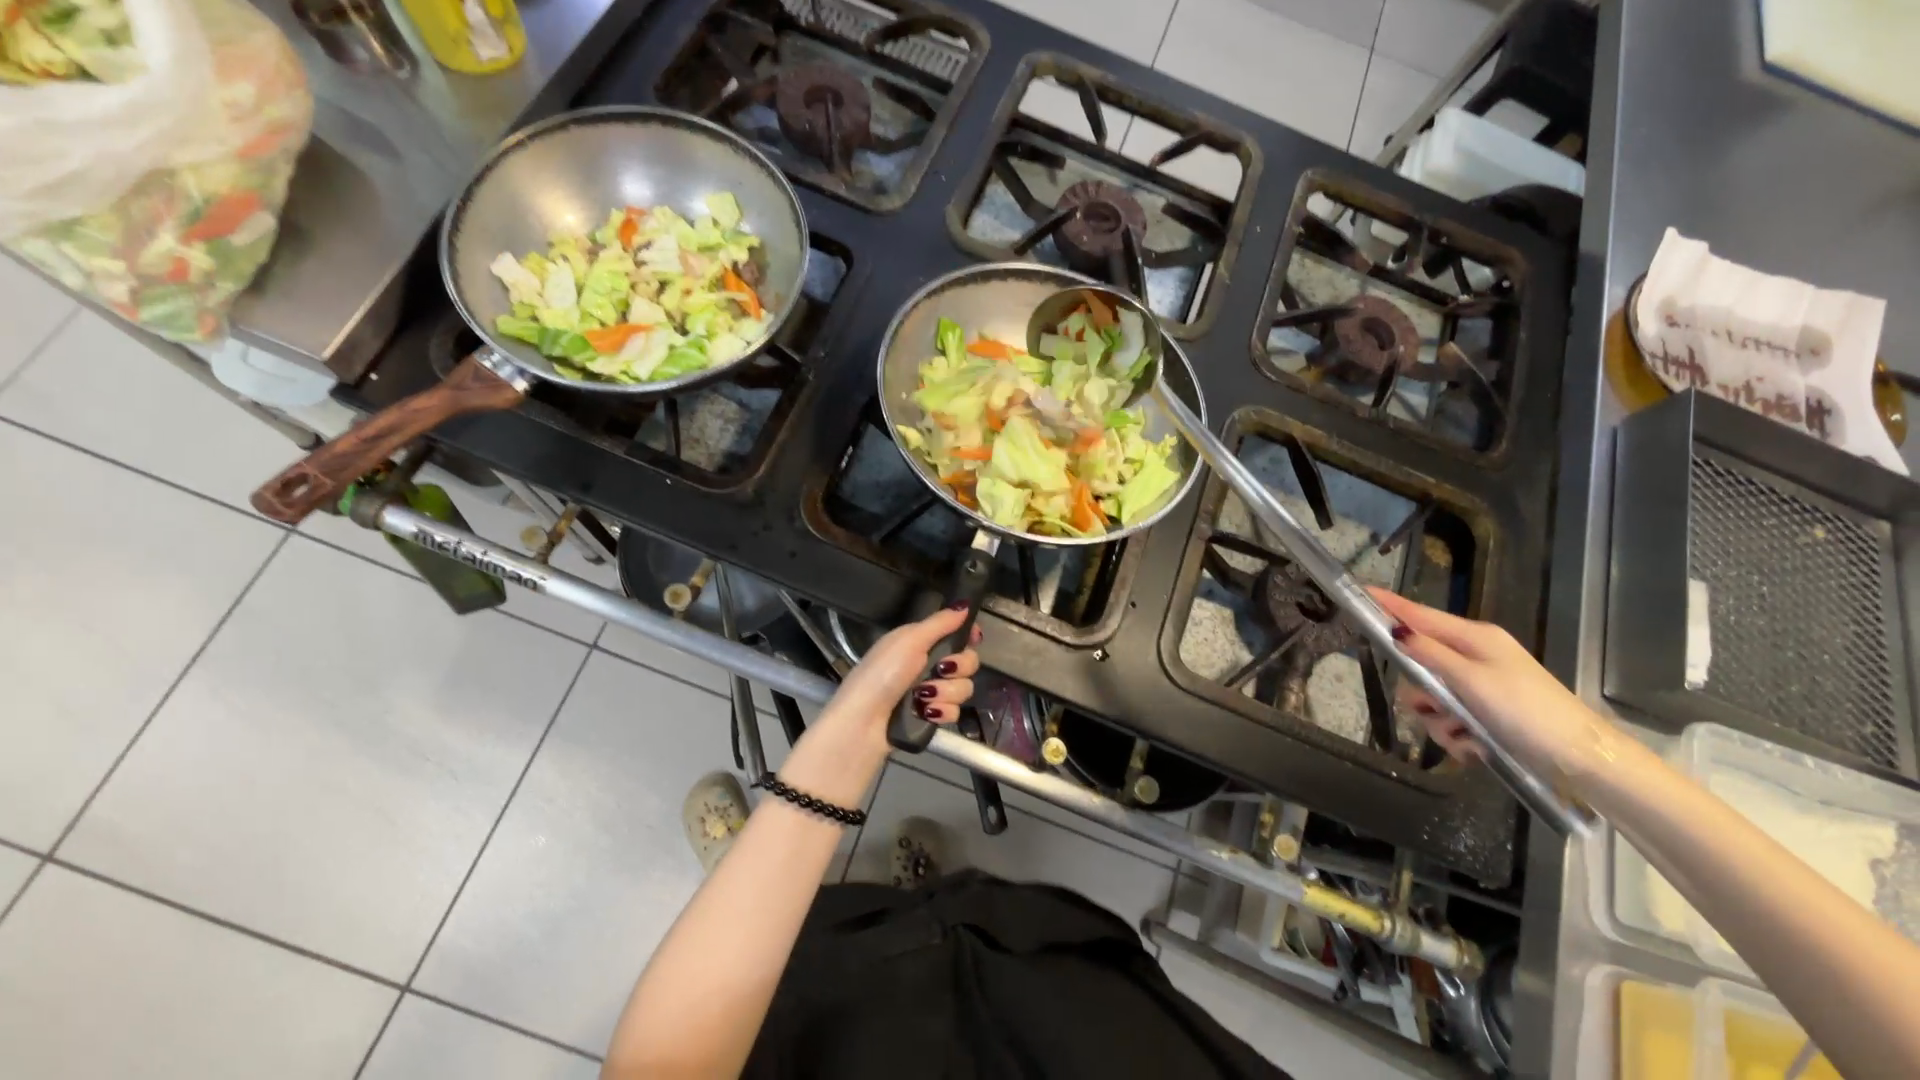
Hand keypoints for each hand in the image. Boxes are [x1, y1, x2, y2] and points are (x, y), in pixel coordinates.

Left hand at [820, 606, 981, 736]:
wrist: (862, 722)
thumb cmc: (881, 674)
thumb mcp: (908, 641)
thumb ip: (939, 623)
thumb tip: (964, 604)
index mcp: (919, 642)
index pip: (954, 633)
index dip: (967, 634)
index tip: (974, 638)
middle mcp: (927, 665)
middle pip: (967, 661)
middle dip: (958, 667)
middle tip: (940, 670)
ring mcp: (930, 693)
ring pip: (963, 688)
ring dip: (945, 692)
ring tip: (922, 697)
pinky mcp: (930, 717)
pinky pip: (954, 712)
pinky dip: (942, 712)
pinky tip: (926, 714)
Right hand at [1367, 587, 1619, 778]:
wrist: (1577, 756)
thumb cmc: (1526, 710)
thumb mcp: (1472, 680)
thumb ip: (1430, 655)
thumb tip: (1396, 631)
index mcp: (1473, 639)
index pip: (1420, 615)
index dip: (1390, 606)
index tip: (1361, 593)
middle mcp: (1472, 659)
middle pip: (1418, 665)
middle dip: (1420, 692)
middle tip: (1433, 708)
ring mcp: (1478, 688)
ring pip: (1430, 698)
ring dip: (1438, 721)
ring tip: (1463, 735)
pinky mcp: (1484, 715)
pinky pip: (1449, 721)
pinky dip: (1455, 736)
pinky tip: (1474, 747)